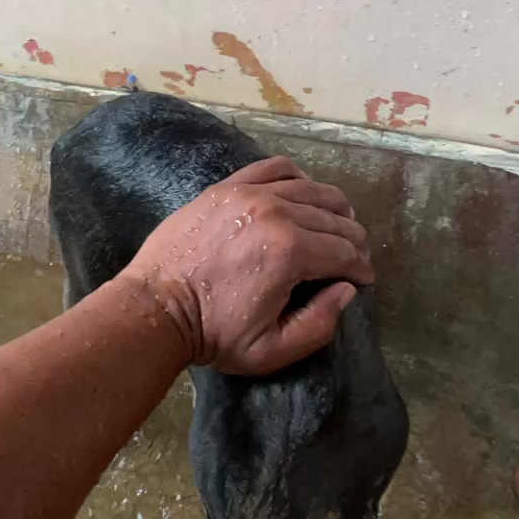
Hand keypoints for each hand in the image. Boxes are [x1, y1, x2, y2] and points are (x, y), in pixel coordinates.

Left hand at [119, 156, 373, 374]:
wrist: (155, 308)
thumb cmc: (213, 335)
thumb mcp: (272, 350)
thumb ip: (320, 324)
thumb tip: (346, 289)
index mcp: (290, 252)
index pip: (345, 252)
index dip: (361, 268)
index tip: (362, 279)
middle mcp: (276, 213)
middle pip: (333, 218)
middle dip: (352, 240)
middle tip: (353, 258)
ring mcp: (249, 193)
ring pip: (311, 189)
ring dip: (332, 208)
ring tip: (336, 225)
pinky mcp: (227, 187)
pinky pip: (275, 168)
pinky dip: (298, 177)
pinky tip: (302, 193)